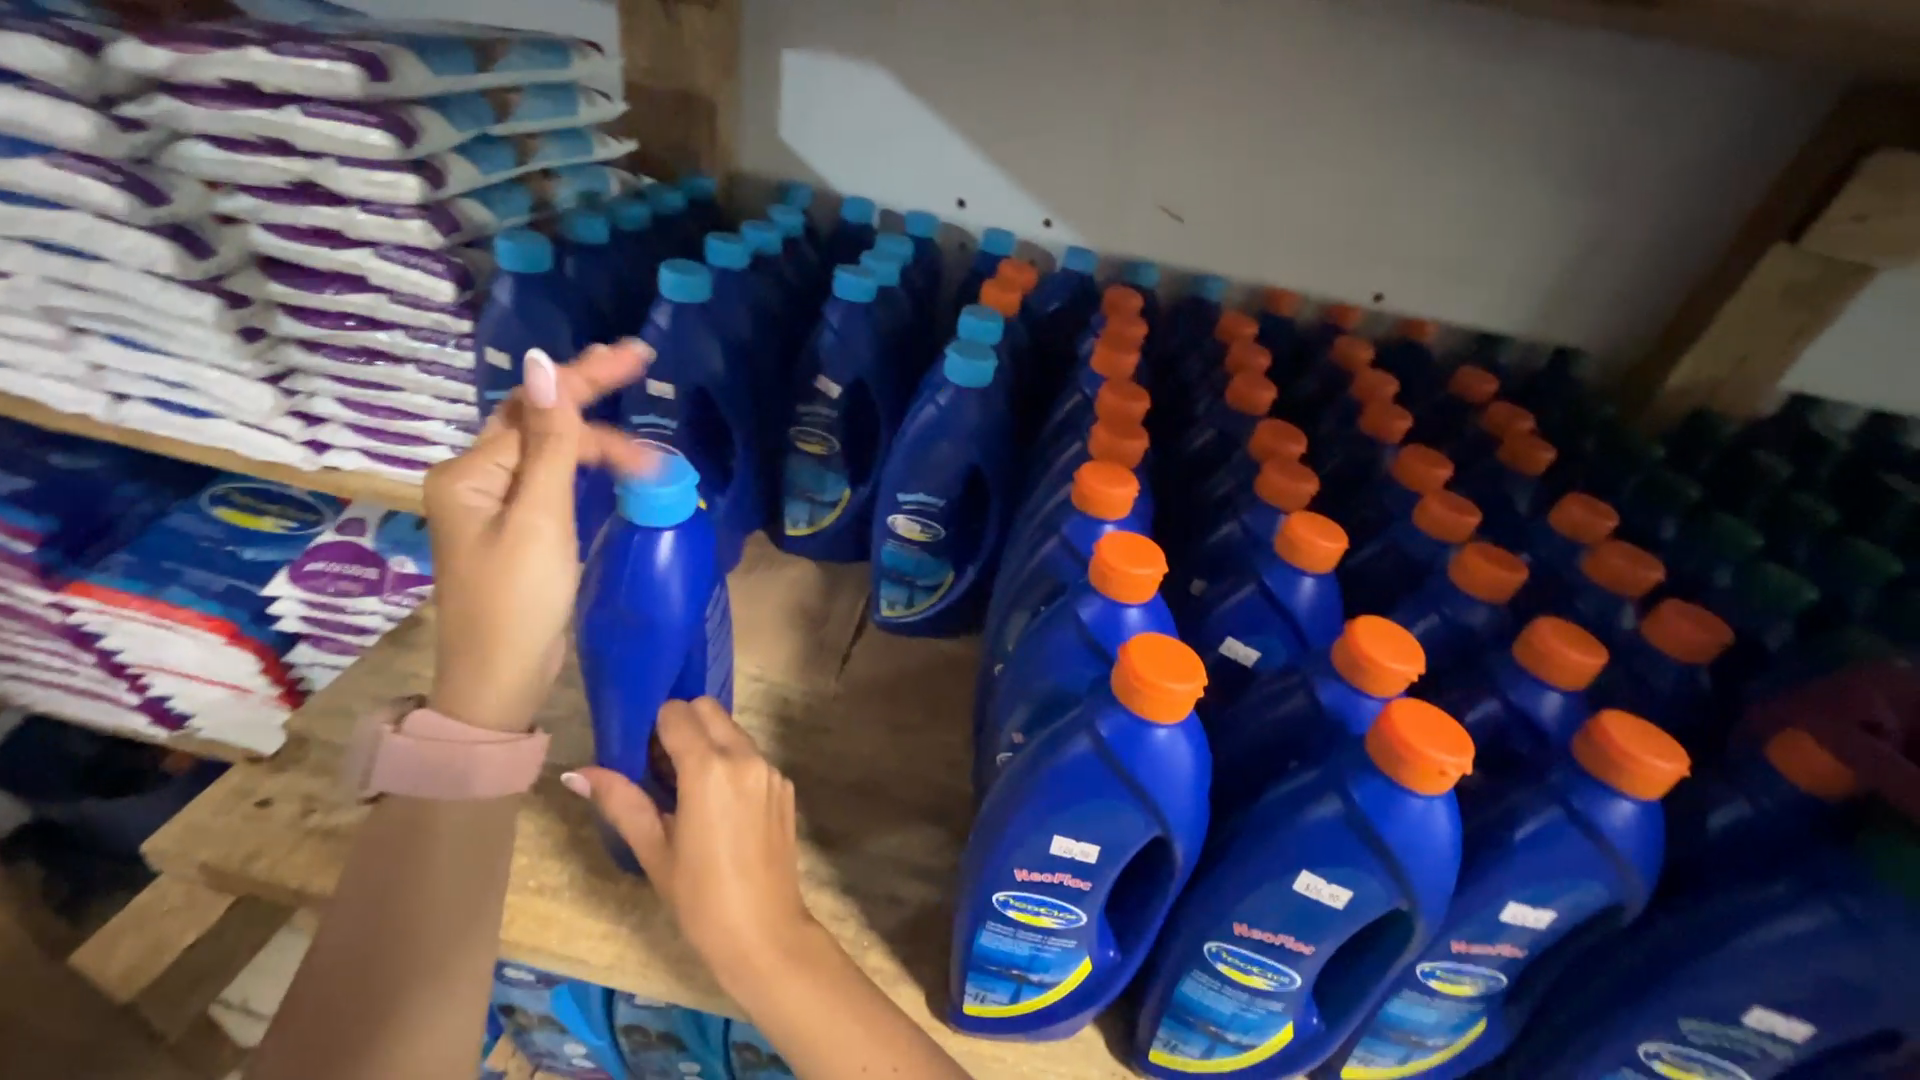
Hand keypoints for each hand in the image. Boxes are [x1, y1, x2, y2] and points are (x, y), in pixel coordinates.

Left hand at [424, 341, 654, 732]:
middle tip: (643, 373)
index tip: (636, 356)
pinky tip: (614, 465)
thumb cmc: (519, 601)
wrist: (500, 679)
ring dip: (599, 445)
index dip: (585, 380)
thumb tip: (544, 365)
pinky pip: (553, 481)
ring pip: (551, 453)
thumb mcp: (540, 518)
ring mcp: (496, 505)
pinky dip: (587, 470)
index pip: (535, 408)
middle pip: (542, 423)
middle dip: (594, 405)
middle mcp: (477, 478)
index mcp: (470, 472)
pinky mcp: (517, 528)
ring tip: (651, 455)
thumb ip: (550, 443)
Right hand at [562, 699, 813, 987]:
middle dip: (683, 726)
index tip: (641, 755)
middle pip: (708, 710)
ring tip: (688, 792)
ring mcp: (771, 771)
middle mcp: (746, 757)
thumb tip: (577, 773)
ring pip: (733, 731)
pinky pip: (753, 757)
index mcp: (710, 769)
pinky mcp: (785, 787)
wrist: (765, 932)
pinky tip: (720, 808)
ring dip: (709, 744)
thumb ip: (621, 802)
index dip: (654, 728)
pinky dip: (733, 764)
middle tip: (661, 769)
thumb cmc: (700, 897)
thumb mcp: (654, 850)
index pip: (677, 713)